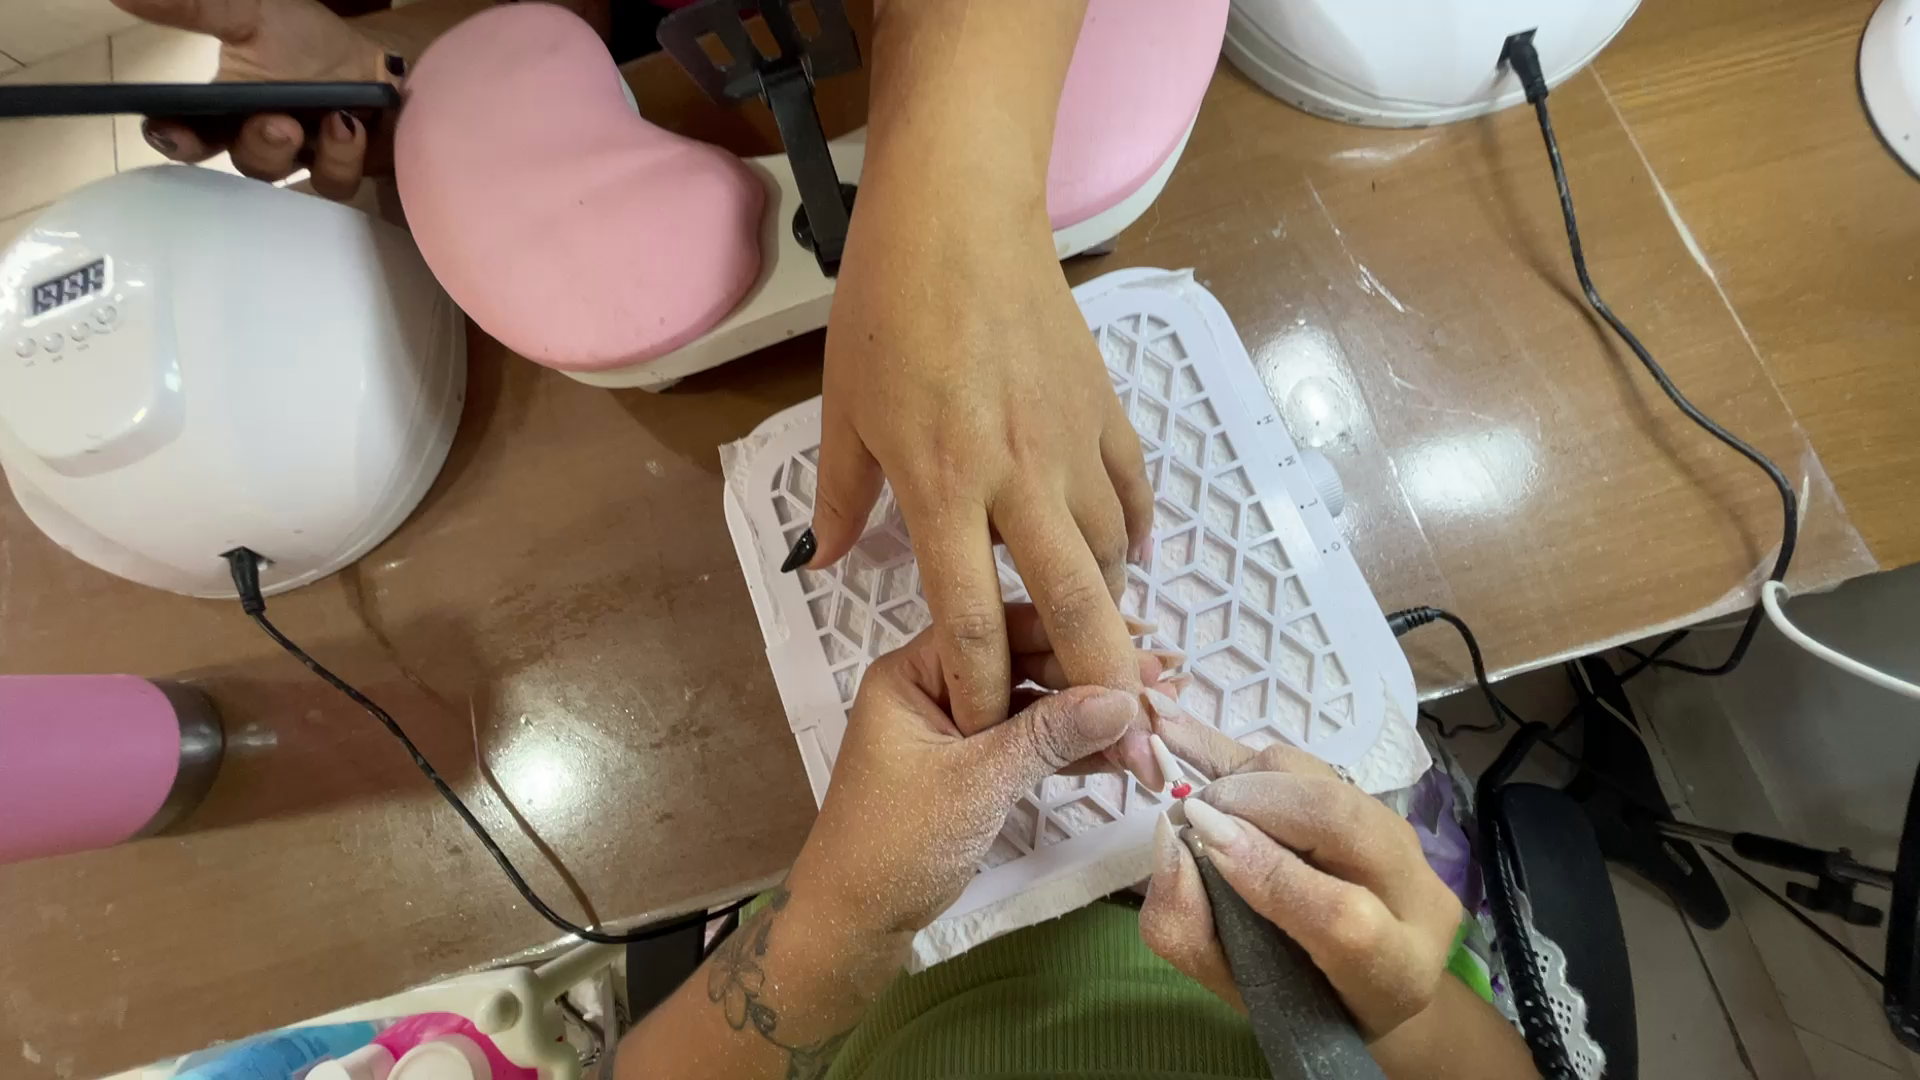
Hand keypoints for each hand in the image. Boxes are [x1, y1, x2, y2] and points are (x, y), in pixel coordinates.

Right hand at [111, 0, 395, 198]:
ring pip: (294, 177)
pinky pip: (338, 181)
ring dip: (310, 152)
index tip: (171, 132)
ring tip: (332, 118)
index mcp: (227, 107)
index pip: (189, 133)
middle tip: (275, 121)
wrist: (380, 63)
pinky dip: (346, 156)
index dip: (175, 140)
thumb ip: (193, 7)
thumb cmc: (310, 40)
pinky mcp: (349, 171)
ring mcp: (308, 159)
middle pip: (246, 163)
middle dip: (257, 146)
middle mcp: (265, 140)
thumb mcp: (248, 12)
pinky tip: (354, 126)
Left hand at [786, 604, 1173, 941]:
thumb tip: (1124, 699)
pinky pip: (1025, 741)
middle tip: (1157, 687)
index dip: (1065, 632)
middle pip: (1021, 665)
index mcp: (914, 671)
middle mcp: (935, 686)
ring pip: (1030, 706)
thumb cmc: (898, 843)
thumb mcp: (977, 782)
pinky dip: (1067, 750)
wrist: (856, 924)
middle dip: (1087, 681)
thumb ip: (1048, 736)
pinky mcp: (970, 761)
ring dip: (1086, 718)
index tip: (1129, 645)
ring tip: (1152, 720)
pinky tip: (1118, 753)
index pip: (997, 629)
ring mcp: (955, 725)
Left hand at [809, 212, 1156, 762]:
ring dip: (1109, 604)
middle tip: (1117, 735)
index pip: (966, 617)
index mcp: (940, 486)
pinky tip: (1128, 555)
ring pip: (1112, 552)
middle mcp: (1016, 479)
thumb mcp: (842, 410)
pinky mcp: (1109, 411)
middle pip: (1071, 602)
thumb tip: (826, 562)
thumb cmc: (885, 310)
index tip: (993, 733)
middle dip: (1097, 681)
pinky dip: (1136, 536)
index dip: (983, 690)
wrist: (960, 214)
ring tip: (1100, 632)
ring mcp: (1073, 444)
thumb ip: (839, 498)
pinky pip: (1137, 494)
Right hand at [1139, 715, 1464, 1041]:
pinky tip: (1178, 724)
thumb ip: (1186, 927)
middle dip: (1254, 802)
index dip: (1267, 869)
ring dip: (1249, 777)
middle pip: (1342, 820)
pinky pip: (1303, 760)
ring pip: (1321, 778)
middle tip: (1194, 812)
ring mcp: (1399, 839)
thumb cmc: (1289, 992)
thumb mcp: (1229, 984)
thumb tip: (1168, 840)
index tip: (1199, 833)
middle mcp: (1413, 897)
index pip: (1342, 916)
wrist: (1357, 973)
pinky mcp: (1367, 796)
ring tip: (1205, 800)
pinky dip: (1238, 747)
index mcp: (1392, 971)